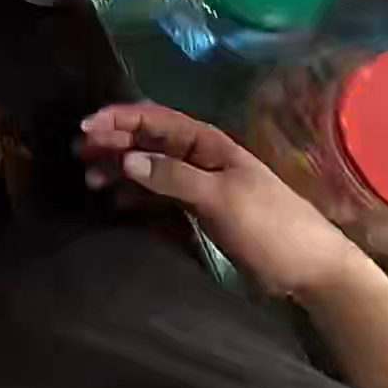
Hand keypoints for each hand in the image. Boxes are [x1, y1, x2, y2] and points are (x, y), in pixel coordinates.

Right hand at [79, 102, 370, 298]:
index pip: (153, 119)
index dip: (118, 118)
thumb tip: (127, 159)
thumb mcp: (220, 197)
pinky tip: (114, 202)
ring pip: (146, 166)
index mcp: (204, 141)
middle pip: (145, 140)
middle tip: (78, 152)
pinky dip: (134, 195)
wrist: (309, 269)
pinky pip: (155, 193)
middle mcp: (195, 155)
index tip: (86, 126)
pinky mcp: (195, 207)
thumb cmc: (269, 224)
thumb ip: (173, 176)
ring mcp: (194, 182)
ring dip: (118, 169)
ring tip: (88, 178)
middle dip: (111, 142)